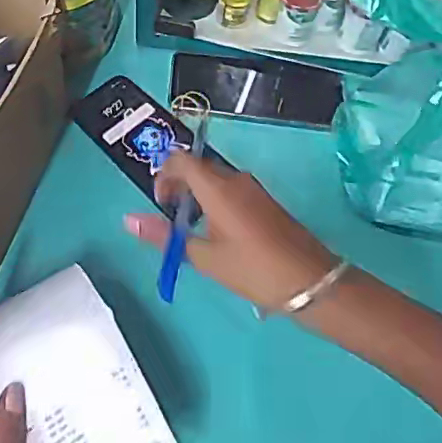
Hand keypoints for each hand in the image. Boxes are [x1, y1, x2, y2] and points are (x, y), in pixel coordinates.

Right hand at [124, 153, 339, 310]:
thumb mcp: (204, 257)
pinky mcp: (264, 201)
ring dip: (196, 195)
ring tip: (193, 229)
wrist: (313, 283)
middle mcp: (235, 180)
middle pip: (196, 167)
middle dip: (177, 186)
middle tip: (172, 218)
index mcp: (217, 188)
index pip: (181, 159)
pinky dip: (213, 201)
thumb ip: (165, 236)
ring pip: (213, 179)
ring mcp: (253, 189)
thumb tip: (128, 220)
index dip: (163, 174)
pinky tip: (217, 233)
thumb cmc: (254, 269)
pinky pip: (230, 189)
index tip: (161, 203)